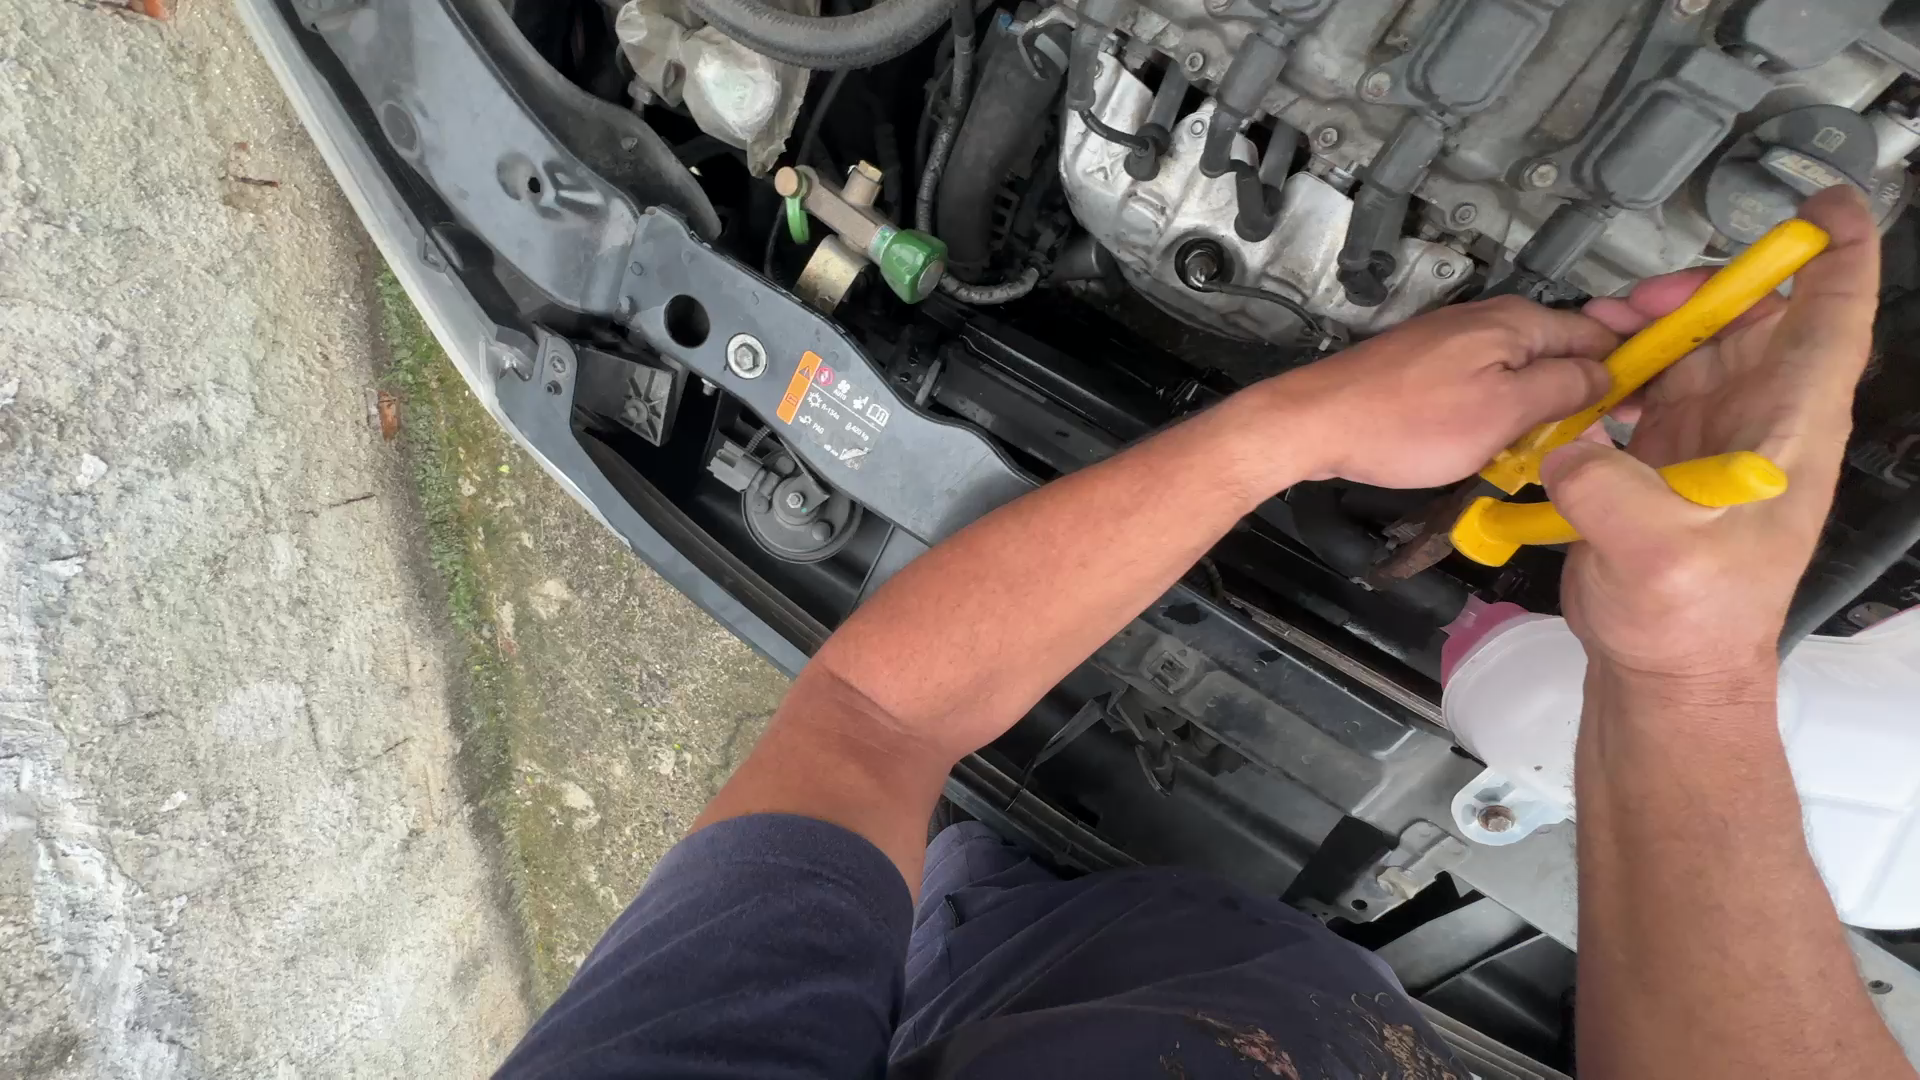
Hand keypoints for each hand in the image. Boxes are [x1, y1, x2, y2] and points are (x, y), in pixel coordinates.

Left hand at [1267, 295, 1615, 487]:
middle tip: (1568, 447)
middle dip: (1570, 400)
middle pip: (1554, 357)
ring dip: (1524, 414)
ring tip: (1519, 453)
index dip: (1624, 377)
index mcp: (1516, 322)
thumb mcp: (1505, 411)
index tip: (1631, 418)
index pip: (1600, 337)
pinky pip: (1469, 389)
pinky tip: (1476, 445)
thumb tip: (1607, 374)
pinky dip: (1482, 416)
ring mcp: (1443, 345)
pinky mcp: (1413, 370)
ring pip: (1509, 378)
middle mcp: (1481, 322)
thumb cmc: (1401, 424)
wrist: (1310, 425)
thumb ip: (1566, 387)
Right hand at [1543, 186, 1879, 683]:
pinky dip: (1609, 385)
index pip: (1827, 327)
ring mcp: (1702, 446)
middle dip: (1694, 300)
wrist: (1662, 661)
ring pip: (1687, 362)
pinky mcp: (1653, 467)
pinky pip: (1640, 402)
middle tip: (1626, 303)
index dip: (1833, 261)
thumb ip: (1608, 488)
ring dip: (1644, 341)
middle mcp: (1753, 428)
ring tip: (1590, 342)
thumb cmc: (1687, 613)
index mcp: (1784, 433)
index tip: (1819, 208)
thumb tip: (1565, 442)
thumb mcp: (1656, 551)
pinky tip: (1574, 393)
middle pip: (1743, 331)